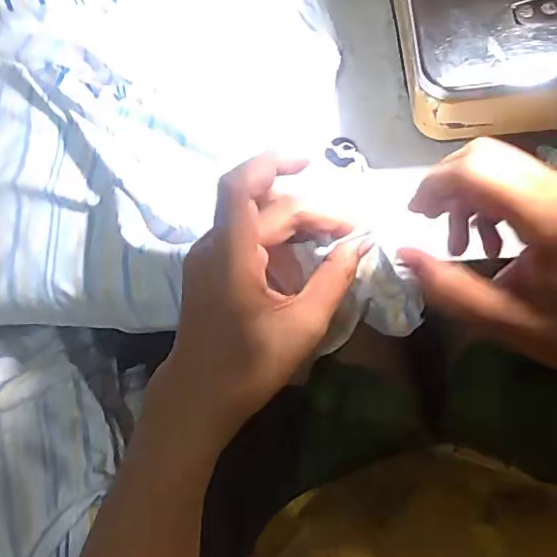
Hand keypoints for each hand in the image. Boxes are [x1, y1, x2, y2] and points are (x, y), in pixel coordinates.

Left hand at [151, 153, 366, 449]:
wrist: (197, 396)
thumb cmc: (248, 367)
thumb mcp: (302, 327)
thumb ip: (333, 280)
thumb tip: (360, 245)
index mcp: (231, 255)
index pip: (240, 186)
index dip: (272, 162)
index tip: (311, 160)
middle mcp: (214, 244)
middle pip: (264, 205)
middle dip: (311, 211)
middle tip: (351, 233)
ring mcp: (209, 254)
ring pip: (256, 217)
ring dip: (296, 221)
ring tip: (335, 239)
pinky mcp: (212, 266)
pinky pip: (248, 235)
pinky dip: (280, 237)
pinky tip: (307, 254)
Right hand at [398, 139, 556, 405]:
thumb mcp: (505, 323)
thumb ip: (450, 288)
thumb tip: (404, 254)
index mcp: (552, 222)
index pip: (479, 172)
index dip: (436, 185)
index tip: (416, 215)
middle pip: (484, 155)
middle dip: (445, 183)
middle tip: (429, 221)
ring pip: (495, 160)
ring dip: (464, 192)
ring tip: (459, 240)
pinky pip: (511, 174)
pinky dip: (484, 197)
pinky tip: (485, 237)